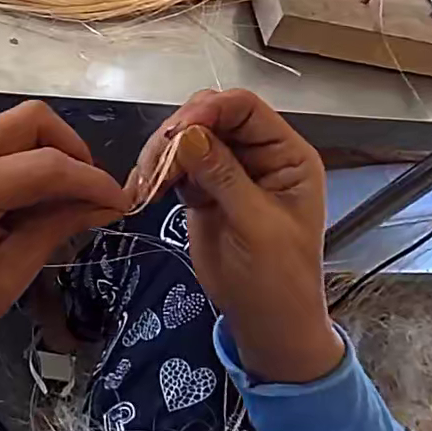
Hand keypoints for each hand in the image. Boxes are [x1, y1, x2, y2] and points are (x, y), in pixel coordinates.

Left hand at [0, 103, 127, 403]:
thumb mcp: (7, 277)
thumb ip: (55, 227)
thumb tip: (105, 200)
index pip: (45, 163)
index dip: (92, 179)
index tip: (123, 203)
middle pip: (28, 120)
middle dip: (70, 150)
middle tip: (90, 195)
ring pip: (10, 127)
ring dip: (46, 154)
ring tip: (64, 202)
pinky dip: (21, 162)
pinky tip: (31, 200)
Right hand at [126, 89, 341, 382]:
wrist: (264, 322)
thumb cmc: (278, 279)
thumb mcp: (257, 226)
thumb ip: (223, 176)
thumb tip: (186, 135)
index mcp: (285, 156)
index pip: (244, 108)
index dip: (209, 110)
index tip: (176, 133)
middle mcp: (255, 154)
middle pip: (208, 115)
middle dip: (177, 133)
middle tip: (156, 167)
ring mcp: (225, 169)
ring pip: (183, 136)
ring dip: (160, 154)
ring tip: (149, 186)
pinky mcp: (200, 185)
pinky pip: (172, 162)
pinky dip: (154, 171)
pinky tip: (146, 190)